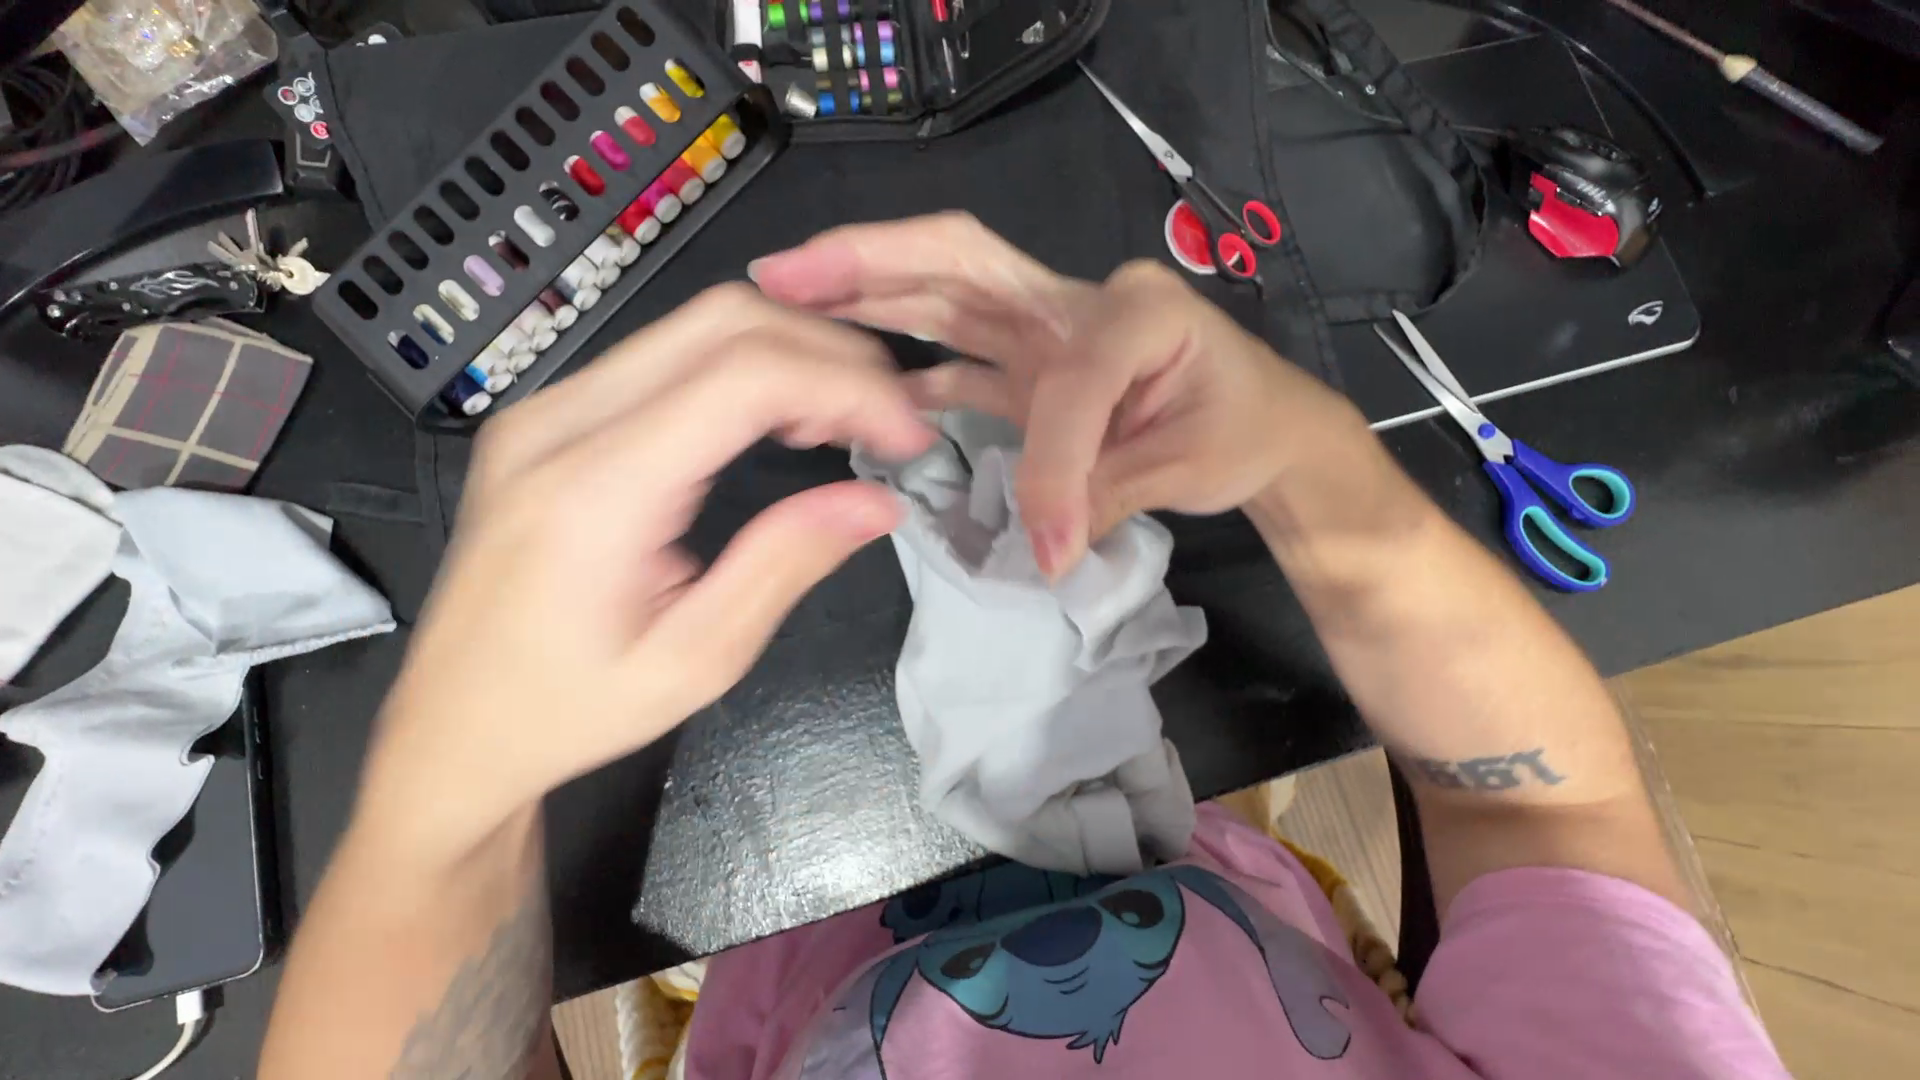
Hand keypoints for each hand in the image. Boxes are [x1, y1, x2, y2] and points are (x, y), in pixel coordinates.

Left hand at [356, 284, 932, 861]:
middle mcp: (560, 420)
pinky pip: (669, 356)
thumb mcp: (697, 659)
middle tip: (891, 421)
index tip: (909, 436)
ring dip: (794, 355)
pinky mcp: (554, 415)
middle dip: (832, 354)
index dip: (847, 386)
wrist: (453, 726)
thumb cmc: (572, 709)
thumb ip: (786, 563)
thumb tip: (880, 500)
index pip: (744, 376)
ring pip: (698, 326)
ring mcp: (548, 407)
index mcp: (594, 487)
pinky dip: (749, 369)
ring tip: (851, 422)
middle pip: (724, 322)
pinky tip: (786, 419)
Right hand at [748, 213, 1372, 576]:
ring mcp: (1046, 331)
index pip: (1069, 384)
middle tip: (787, 272)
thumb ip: (1108, 496)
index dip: (1054, 468)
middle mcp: (1079, 302)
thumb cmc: (1243, 429)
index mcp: (1136, 311)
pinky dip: (911, 373)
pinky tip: (864, 391)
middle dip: (871, 263)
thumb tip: (1043, 552)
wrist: (1264, 425)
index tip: (1050, 548)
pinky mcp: (1031, 368)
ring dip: (869, 298)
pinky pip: (959, 362)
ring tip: (794, 301)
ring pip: (947, 299)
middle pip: (962, 261)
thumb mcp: (1191, 465)